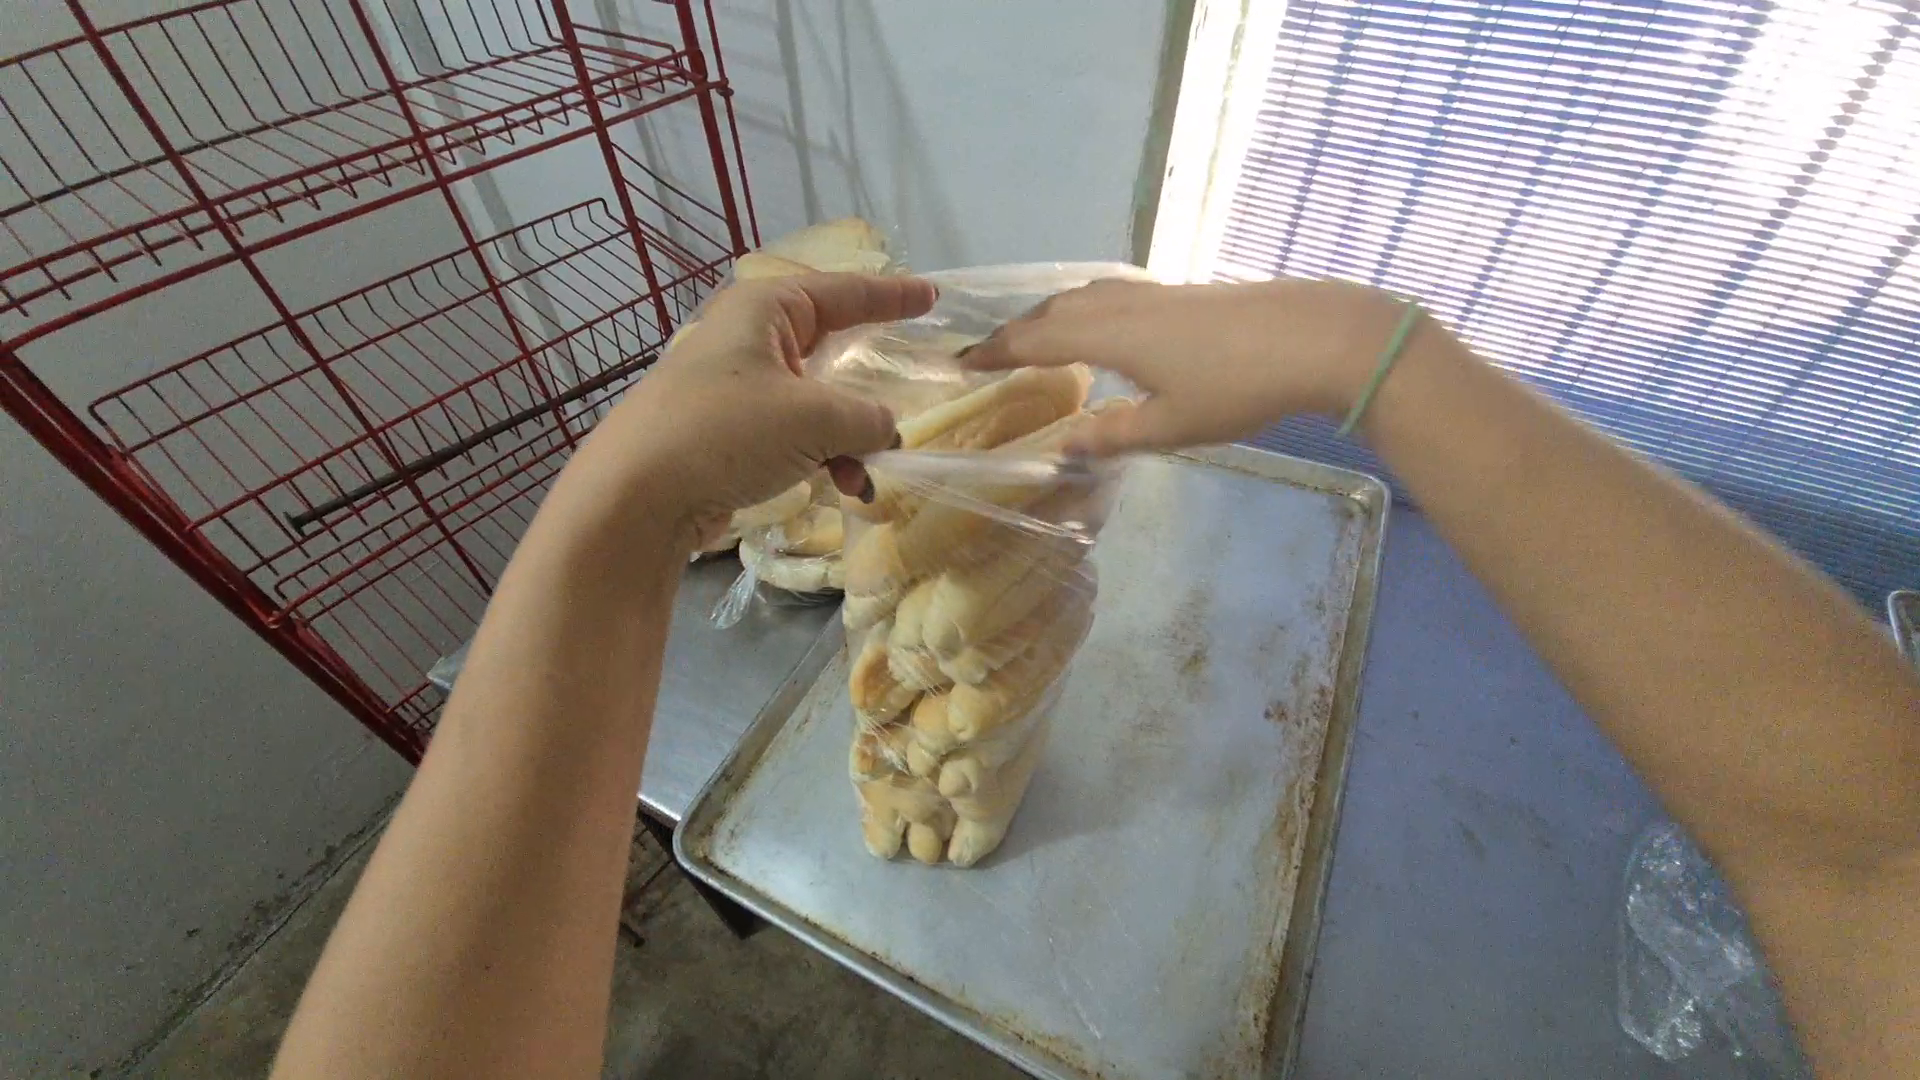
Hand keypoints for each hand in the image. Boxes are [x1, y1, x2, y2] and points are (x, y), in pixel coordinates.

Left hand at [558, 273, 936, 546]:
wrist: (638, 496)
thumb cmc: (727, 432)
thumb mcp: (814, 417)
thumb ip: (867, 417)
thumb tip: (886, 429)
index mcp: (767, 311)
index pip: (845, 292)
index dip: (893, 296)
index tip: (933, 297)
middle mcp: (752, 341)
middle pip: (832, 349)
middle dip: (869, 383)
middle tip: (912, 384)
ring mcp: (740, 389)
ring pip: (818, 402)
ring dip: (850, 438)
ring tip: (867, 475)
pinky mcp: (732, 434)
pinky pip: (797, 436)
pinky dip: (825, 458)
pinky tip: (843, 489)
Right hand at [961, 277, 1403, 454]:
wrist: (1318, 337)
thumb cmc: (1238, 388)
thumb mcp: (1170, 426)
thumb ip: (1112, 436)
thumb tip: (1065, 448)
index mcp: (1110, 337)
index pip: (1035, 342)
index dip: (995, 352)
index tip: (960, 364)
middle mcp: (1122, 306)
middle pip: (1052, 311)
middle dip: (1014, 332)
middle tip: (986, 353)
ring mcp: (1153, 294)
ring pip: (1082, 296)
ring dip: (1047, 315)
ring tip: (1031, 336)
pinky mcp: (1178, 293)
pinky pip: (1110, 294)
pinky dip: (1081, 307)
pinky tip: (1097, 323)